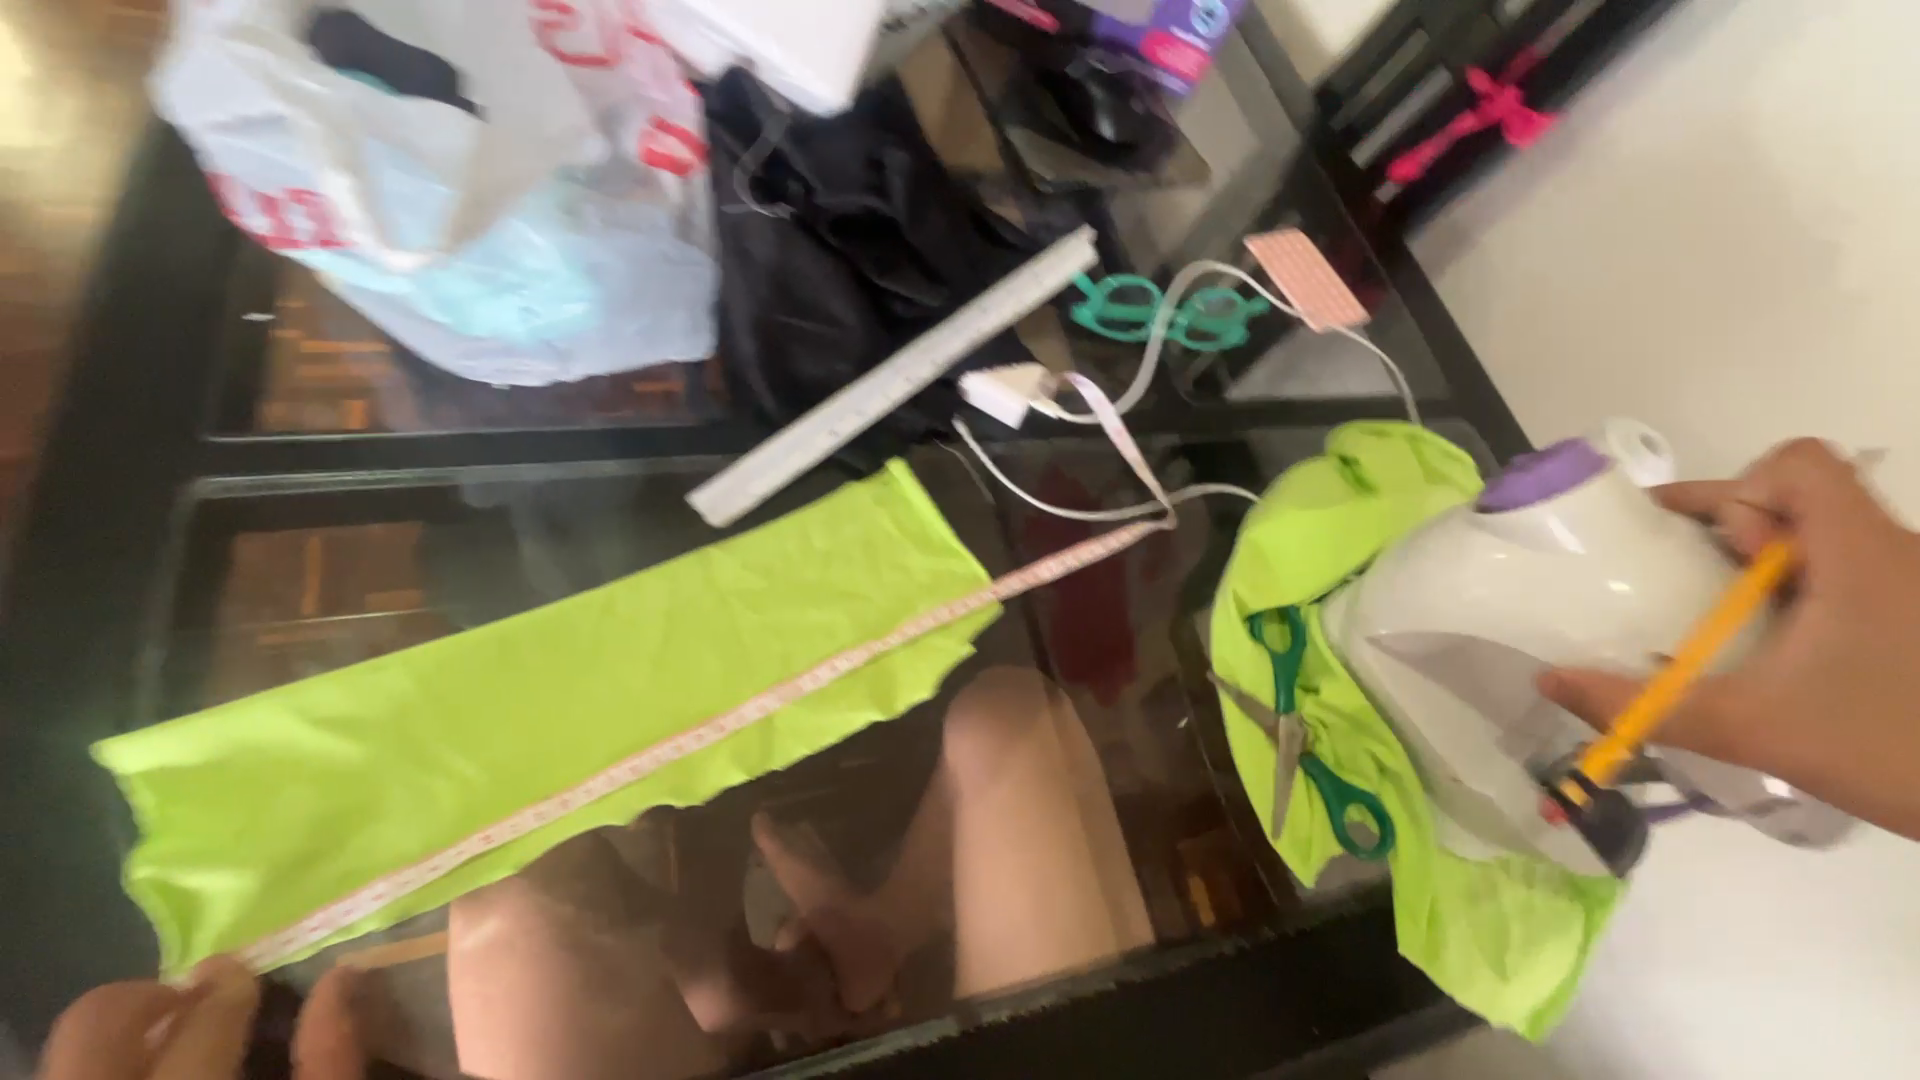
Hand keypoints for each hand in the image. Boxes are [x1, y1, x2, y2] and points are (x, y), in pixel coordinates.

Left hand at [39, 957, 363, 1079]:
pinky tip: (145, 1064)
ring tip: (166, 1035)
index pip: (201, 1019)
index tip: (242, 970)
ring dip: (123, 1033)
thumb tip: (343, 975)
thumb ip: (331, 1054)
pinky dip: (105, 1060)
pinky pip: (66, 1072)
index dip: (229, 984)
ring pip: (68, 1052)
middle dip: (147, 996)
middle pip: (94, 1022)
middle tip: (194, 997)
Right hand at [1538, 438, 1919, 840]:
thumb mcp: (1749, 728)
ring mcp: (1914, 586)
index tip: (1697, 543)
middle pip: (1798, 497)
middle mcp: (1897, 554)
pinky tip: (1773, 647)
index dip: (1736, 489)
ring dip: (1759, 563)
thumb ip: (1639, 704)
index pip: (1797, 464)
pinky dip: (1797, 591)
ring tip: (1717, 618)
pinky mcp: (1916, 617)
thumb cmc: (1895, 749)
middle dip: (1726, 529)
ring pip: (1823, 537)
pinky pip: (1848, 574)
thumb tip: (1548, 680)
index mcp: (1863, 555)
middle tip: (1677, 580)